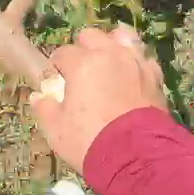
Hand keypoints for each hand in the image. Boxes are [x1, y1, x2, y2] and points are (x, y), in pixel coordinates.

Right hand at [29, 25, 168, 174]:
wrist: (138, 158)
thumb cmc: (90, 141)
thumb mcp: (57, 130)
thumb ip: (45, 109)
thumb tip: (39, 96)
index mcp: (82, 64)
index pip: (62, 53)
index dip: (57, 67)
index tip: (57, 82)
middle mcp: (109, 54)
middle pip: (91, 36)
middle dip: (83, 49)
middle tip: (81, 72)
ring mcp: (135, 62)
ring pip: (121, 38)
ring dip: (111, 47)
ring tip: (108, 66)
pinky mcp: (154, 76)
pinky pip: (143, 58)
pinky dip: (135, 62)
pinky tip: (132, 75)